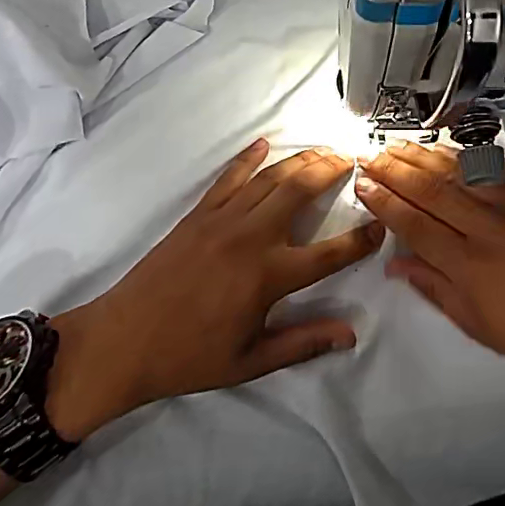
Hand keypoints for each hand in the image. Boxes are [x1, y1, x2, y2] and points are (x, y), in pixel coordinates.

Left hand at [44, 141, 382, 439]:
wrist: (123, 340)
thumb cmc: (190, 356)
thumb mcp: (251, 361)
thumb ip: (303, 343)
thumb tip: (350, 334)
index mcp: (269, 277)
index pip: (329, 254)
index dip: (360, 240)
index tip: (380, 226)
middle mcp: (251, 238)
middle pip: (301, 191)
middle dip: (331, 169)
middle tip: (352, 158)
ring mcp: (223, 220)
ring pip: (270, 178)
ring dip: (300, 160)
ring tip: (323, 150)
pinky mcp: (198, 214)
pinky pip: (229, 178)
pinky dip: (248, 159)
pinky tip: (263, 144)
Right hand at [354, 142, 504, 389]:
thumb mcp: (476, 323)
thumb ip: (433, 286)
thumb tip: (396, 264)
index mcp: (469, 265)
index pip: (415, 224)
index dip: (384, 203)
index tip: (363, 186)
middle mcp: (486, 229)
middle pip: (430, 190)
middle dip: (393, 170)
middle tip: (368, 157)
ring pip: (456, 172)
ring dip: (420, 156)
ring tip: (393, 146)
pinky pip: (485, 170)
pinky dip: (457, 156)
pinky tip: (439, 149)